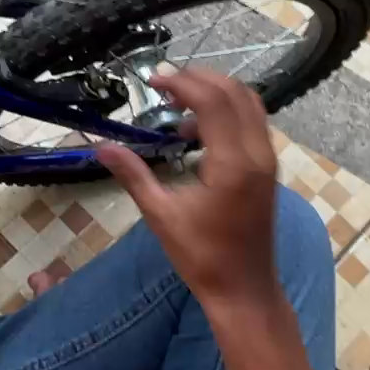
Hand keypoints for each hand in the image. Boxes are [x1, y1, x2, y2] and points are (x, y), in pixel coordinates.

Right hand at [95, 69, 281, 318]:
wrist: (243, 289)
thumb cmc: (201, 257)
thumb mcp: (160, 215)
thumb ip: (133, 175)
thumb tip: (102, 148)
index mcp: (233, 164)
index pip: (212, 102)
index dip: (182, 83)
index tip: (152, 80)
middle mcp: (257, 154)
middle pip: (236, 93)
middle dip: (199, 79)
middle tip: (164, 83)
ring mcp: (267, 161)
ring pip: (250, 104)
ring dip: (216, 93)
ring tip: (178, 103)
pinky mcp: (267, 169)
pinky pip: (253, 122)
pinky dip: (227, 111)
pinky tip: (197, 130)